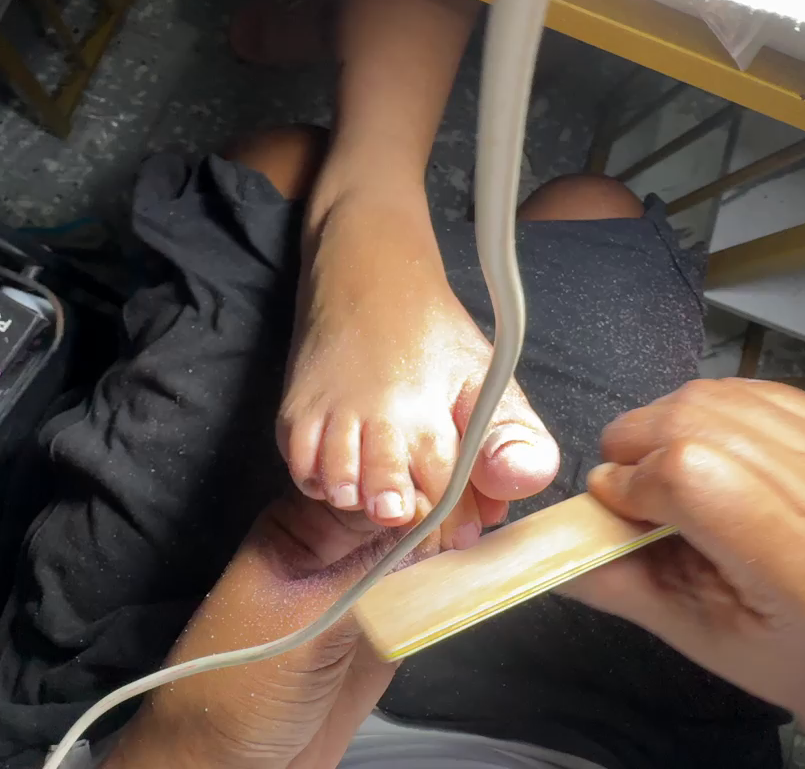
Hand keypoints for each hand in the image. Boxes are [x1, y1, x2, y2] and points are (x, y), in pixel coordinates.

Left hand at [106, 493, 475, 768]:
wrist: (225, 768)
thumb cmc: (241, 686)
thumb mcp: (308, 621)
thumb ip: (371, 572)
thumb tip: (430, 515)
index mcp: (305, 522)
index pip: (371, 483)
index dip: (416, 481)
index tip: (463, 487)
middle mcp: (337, 542)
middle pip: (400, 507)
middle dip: (442, 504)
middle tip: (488, 510)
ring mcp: (362, 583)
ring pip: (417, 546)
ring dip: (452, 540)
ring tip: (490, 532)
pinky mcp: (382, 625)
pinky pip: (423, 592)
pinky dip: (451, 582)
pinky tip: (481, 572)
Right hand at [277, 187, 558, 529]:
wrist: (370, 279)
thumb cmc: (432, 338)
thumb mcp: (485, 378)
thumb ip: (510, 436)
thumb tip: (507, 498)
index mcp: (430, 412)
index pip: (444, 497)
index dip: (456, 520)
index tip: (460, 524)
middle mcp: (377, 416)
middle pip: (387, 503)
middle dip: (408, 515)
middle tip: (414, 505)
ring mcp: (331, 415)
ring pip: (340, 493)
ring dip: (360, 500)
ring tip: (378, 485)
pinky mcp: (294, 411)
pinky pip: (301, 471)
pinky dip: (320, 480)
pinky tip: (344, 465)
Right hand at [559, 378, 804, 733]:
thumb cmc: (777, 652)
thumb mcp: (689, 635)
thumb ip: (614, 583)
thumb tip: (540, 546)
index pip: (690, 476)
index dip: (633, 481)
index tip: (614, 504)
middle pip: (694, 422)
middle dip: (635, 443)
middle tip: (630, 482)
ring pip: (711, 395)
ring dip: (664, 422)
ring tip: (666, 465)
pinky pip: (742, 388)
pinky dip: (703, 410)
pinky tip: (708, 448)